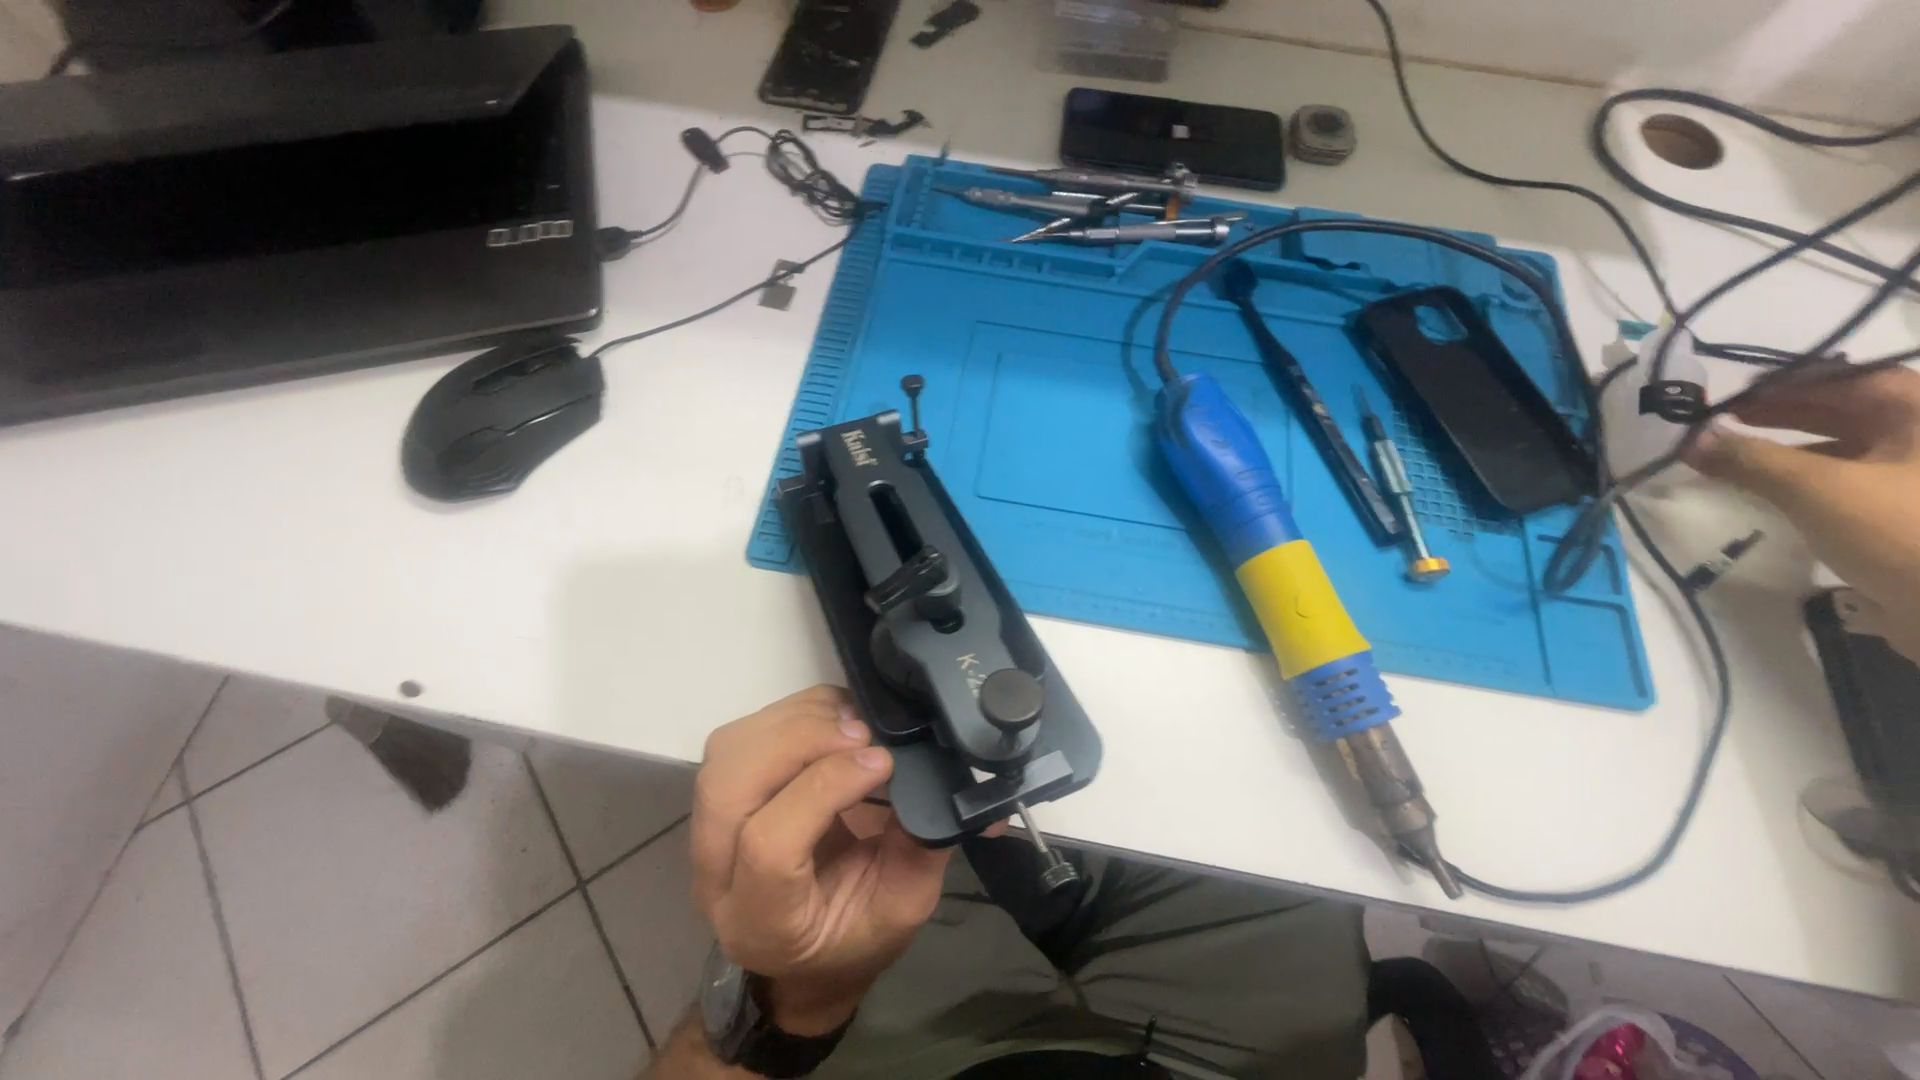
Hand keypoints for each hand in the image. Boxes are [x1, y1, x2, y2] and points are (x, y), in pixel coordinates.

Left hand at [690, 685, 949, 1035]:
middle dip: (798, 741)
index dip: (825, 788)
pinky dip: (790, 714)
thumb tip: (947, 777)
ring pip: (726, 753)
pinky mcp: (720, 794)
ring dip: (793, 721)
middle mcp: (718, 875)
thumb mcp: (904, 904)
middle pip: (728, 788)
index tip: (882, 762)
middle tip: (861, 733)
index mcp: (763, 920)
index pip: (768, 845)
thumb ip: (920, 846)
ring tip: (852, 723)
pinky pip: (740, 735)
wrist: (810, 950)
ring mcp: (708, 831)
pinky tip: (833, 719)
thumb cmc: (857, 933)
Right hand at [1684, 363, 1919, 660]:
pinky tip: (1778, 492)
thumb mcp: (1815, 489)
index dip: (1790, 383)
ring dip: (1797, 449)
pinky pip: (1858, 480)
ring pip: (1853, 448)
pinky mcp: (1914, 513)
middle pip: (1854, 411)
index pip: (1851, 379)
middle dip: (1789, 414)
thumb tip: (1690, 440)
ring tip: (1742, 458)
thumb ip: (1749, 459)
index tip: (1736, 396)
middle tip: (1730, 422)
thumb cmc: (1901, 530)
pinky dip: (1814, 479)